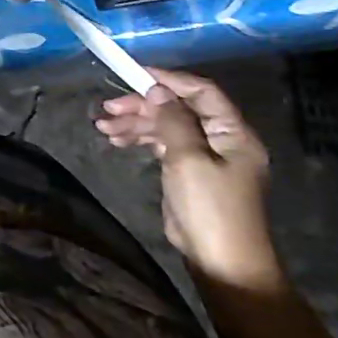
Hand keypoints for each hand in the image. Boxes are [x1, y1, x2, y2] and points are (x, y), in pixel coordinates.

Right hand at [97, 69, 283, 290]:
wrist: (221, 261)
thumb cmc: (209, 207)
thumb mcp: (188, 159)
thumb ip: (173, 121)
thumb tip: (157, 90)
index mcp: (233, 132)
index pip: (202, 93)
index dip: (169, 80)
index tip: (133, 75)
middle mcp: (222, 140)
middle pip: (180, 109)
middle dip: (143, 106)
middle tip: (109, 108)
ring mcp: (206, 157)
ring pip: (168, 127)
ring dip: (136, 123)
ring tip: (104, 127)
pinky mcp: (191, 173)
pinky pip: (165, 145)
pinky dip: (142, 140)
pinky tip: (118, 141)